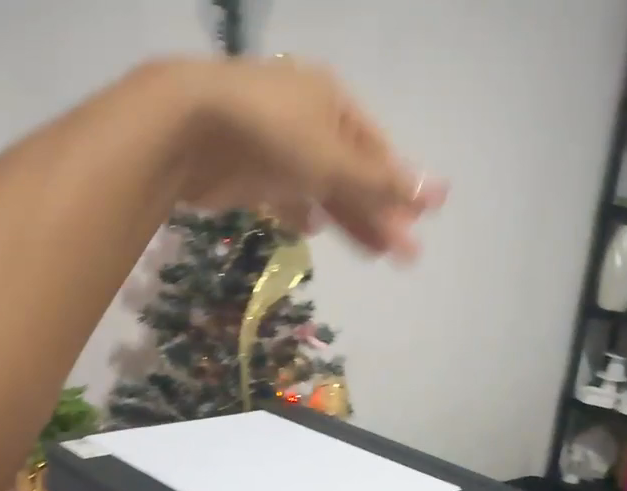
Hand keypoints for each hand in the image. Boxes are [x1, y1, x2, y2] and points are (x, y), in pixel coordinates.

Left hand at [138, 56, 444, 259]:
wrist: (184, 130)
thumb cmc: (273, 135)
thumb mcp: (337, 161)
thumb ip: (385, 185)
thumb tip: (442, 192)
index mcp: (332, 101)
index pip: (378, 149)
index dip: (400, 188)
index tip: (420, 224)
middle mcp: (306, 117)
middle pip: (352, 172)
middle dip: (378, 212)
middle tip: (404, 254)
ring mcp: (274, 144)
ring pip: (321, 186)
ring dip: (347, 217)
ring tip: (373, 254)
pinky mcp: (246, 170)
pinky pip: (285, 193)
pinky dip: (301, 210)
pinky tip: (314, 231)